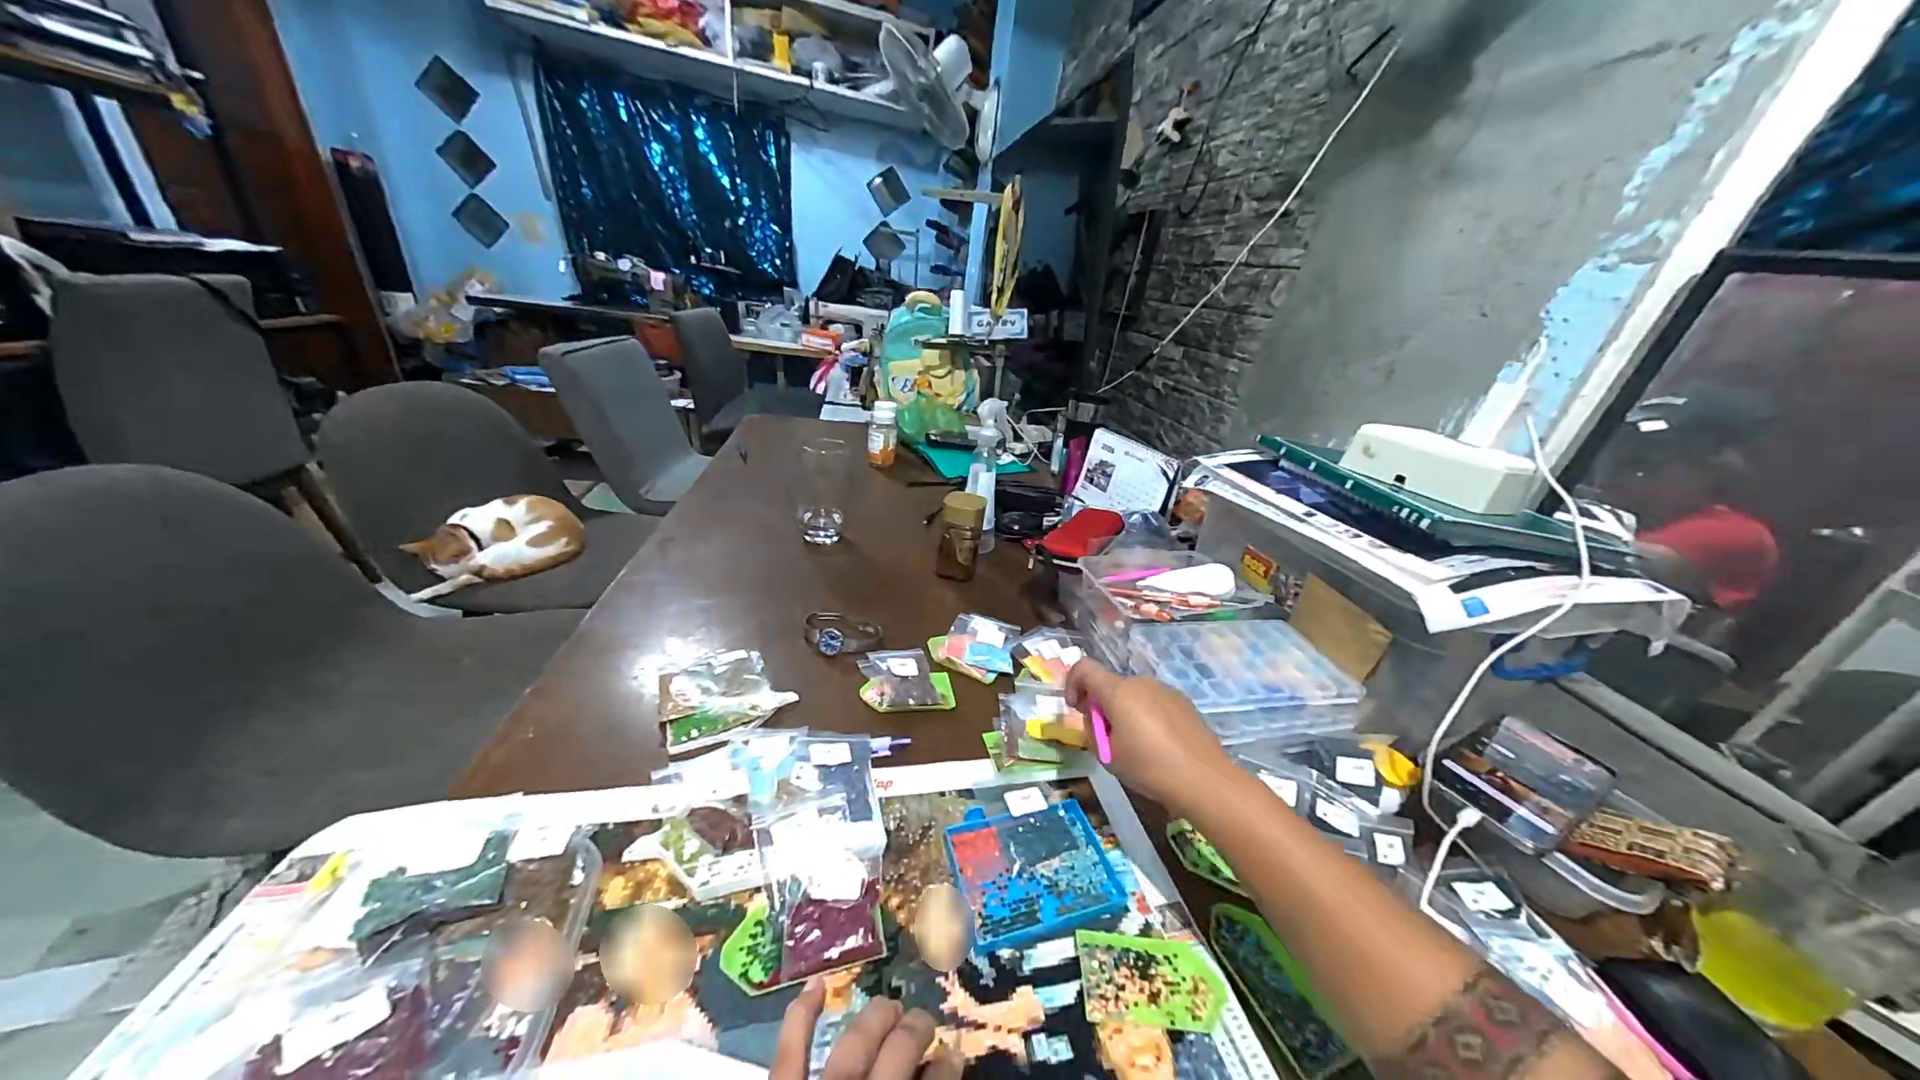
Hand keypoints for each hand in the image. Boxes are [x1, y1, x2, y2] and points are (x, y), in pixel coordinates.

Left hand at [772, 979, 962, 1079]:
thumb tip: (943, 1071)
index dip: (948, 1066)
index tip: (955, 1055)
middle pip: (899, 1051)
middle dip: (915, 1031)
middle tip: (924, 1022)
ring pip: (856, 1043)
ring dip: (876, 1019)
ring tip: (890, 1006)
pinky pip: (790, 1049)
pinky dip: (801, 1015)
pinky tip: (815, 984)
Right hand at [1066, 659, 1238, 812]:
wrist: (1204, 780)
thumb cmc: (1148, 767)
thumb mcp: (1107, 754)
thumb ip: (1092, 730)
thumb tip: (1096, 718)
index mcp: (1118, 691)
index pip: (1084, 668)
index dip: (1073, 683)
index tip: (1077, 709)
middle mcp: (1140, 682)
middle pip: (1109, 684)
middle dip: (1100, 704)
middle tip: (1104, 736)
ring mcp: (1164, 690)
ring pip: (1132, 694)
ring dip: (1123, 710)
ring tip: (1132, 744)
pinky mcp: (1182, 702)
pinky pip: (1152, 702)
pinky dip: (1144, 715)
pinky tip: (1156, 744)